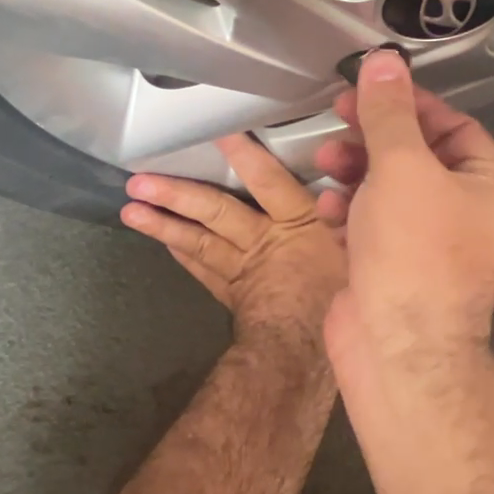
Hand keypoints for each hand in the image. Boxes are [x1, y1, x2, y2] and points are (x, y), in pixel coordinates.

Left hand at [122, 134, 346, 345]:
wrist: (315, 360)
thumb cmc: (344, 297)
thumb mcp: (363, 250)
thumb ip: (355, 212)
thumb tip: (359, 172)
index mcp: (299, 224)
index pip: (267, 181)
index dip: (243, 156)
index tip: (217, 133)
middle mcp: (264, 241)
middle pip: (216, 212)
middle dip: (178, 195)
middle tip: (139, 181)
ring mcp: (244, 269)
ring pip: (199, 241)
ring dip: (164, 224)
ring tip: (130, 210)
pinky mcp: (234, 293)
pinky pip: (202, 268)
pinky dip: (182, 252)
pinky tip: (163, 239)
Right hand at [314, 50, 493, 358]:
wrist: (395, 349)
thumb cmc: (413, 250)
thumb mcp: (402, 167)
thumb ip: (389, 112)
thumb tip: (384, 59)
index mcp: (489, 189)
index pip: (455, 127)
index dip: (412, 104)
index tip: (371, 89)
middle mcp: (465, 215)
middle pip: (416, 156)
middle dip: (373, 137)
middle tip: (336, 117)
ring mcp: (427, 244)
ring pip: (387, 189)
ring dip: (354, 171)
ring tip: (325, 163)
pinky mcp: (391, 266)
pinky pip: (370, 223)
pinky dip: (348, 210)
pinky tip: (327, 209)